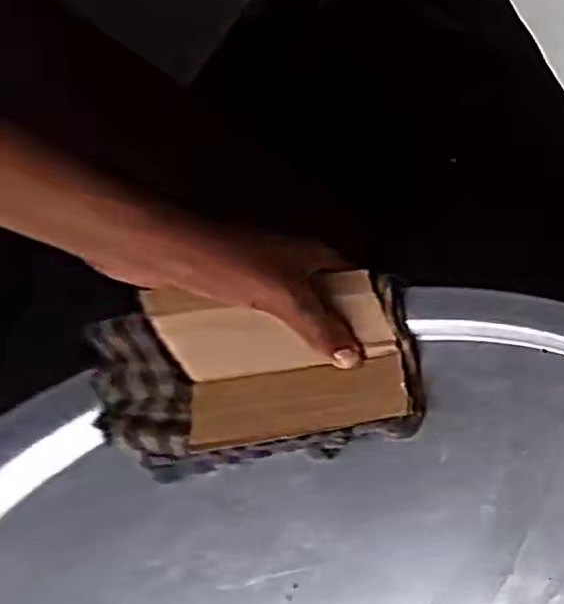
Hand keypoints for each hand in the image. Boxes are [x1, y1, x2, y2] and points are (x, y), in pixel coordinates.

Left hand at [0, 121, 362, 366]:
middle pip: (328, 297)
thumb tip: (351, 357)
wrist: (144, 246)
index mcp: (315, 255)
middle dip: (338, 324)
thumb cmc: (217, 257)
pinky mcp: (229, 282)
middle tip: (350, 351)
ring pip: (294, 305)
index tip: (380, 334)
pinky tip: (269, 345)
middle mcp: (292, 260)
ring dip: (301, 328)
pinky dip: (267, 328)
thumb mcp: (285, 298)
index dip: (372, 308)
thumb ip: (321, 329)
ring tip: (313, 354)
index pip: (359, 284)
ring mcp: (259, 270)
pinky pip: (261, 311)